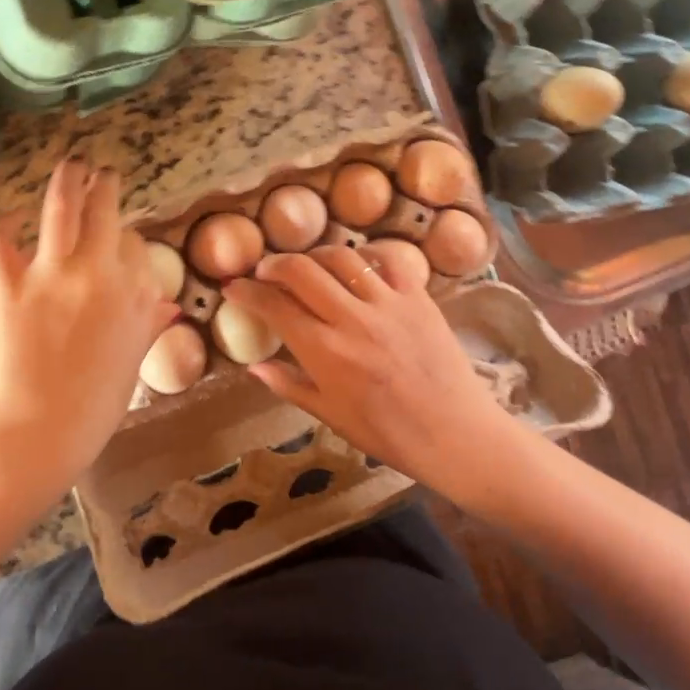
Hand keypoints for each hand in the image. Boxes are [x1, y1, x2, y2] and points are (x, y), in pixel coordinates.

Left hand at [0, 160, 176, 478]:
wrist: (46, 427)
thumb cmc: (98, 400)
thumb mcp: (136, 357)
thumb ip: (149, 322)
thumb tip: (167, 305)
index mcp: (134, 291)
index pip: (134, 243)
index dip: (125, 237)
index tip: (119, 237)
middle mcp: (98, 273)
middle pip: (105, 211)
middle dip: (104, 185)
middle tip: (101, 173)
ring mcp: (53, 276)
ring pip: (61, 209)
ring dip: (66, 180)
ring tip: (71, 166)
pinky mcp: (12, 287)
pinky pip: (0, 244)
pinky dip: (2, 227)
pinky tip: (9, 220)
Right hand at [223, 244, 512, 494]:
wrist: (456, 434)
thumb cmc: (389, 434)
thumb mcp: (331, 416)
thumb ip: (290, 385)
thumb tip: (253, 366)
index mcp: (325, 352)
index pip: (274, 307)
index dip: (247, 292)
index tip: (233, 287)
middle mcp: (352, 319)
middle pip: (301, 270)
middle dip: (274, 264)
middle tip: (264, 270)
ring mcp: (387, 303)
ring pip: (340, 258)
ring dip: (315, 255)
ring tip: (306, 265)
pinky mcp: (417, 297)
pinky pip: (387, 260)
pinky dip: (365, 255)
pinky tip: (355, 263)